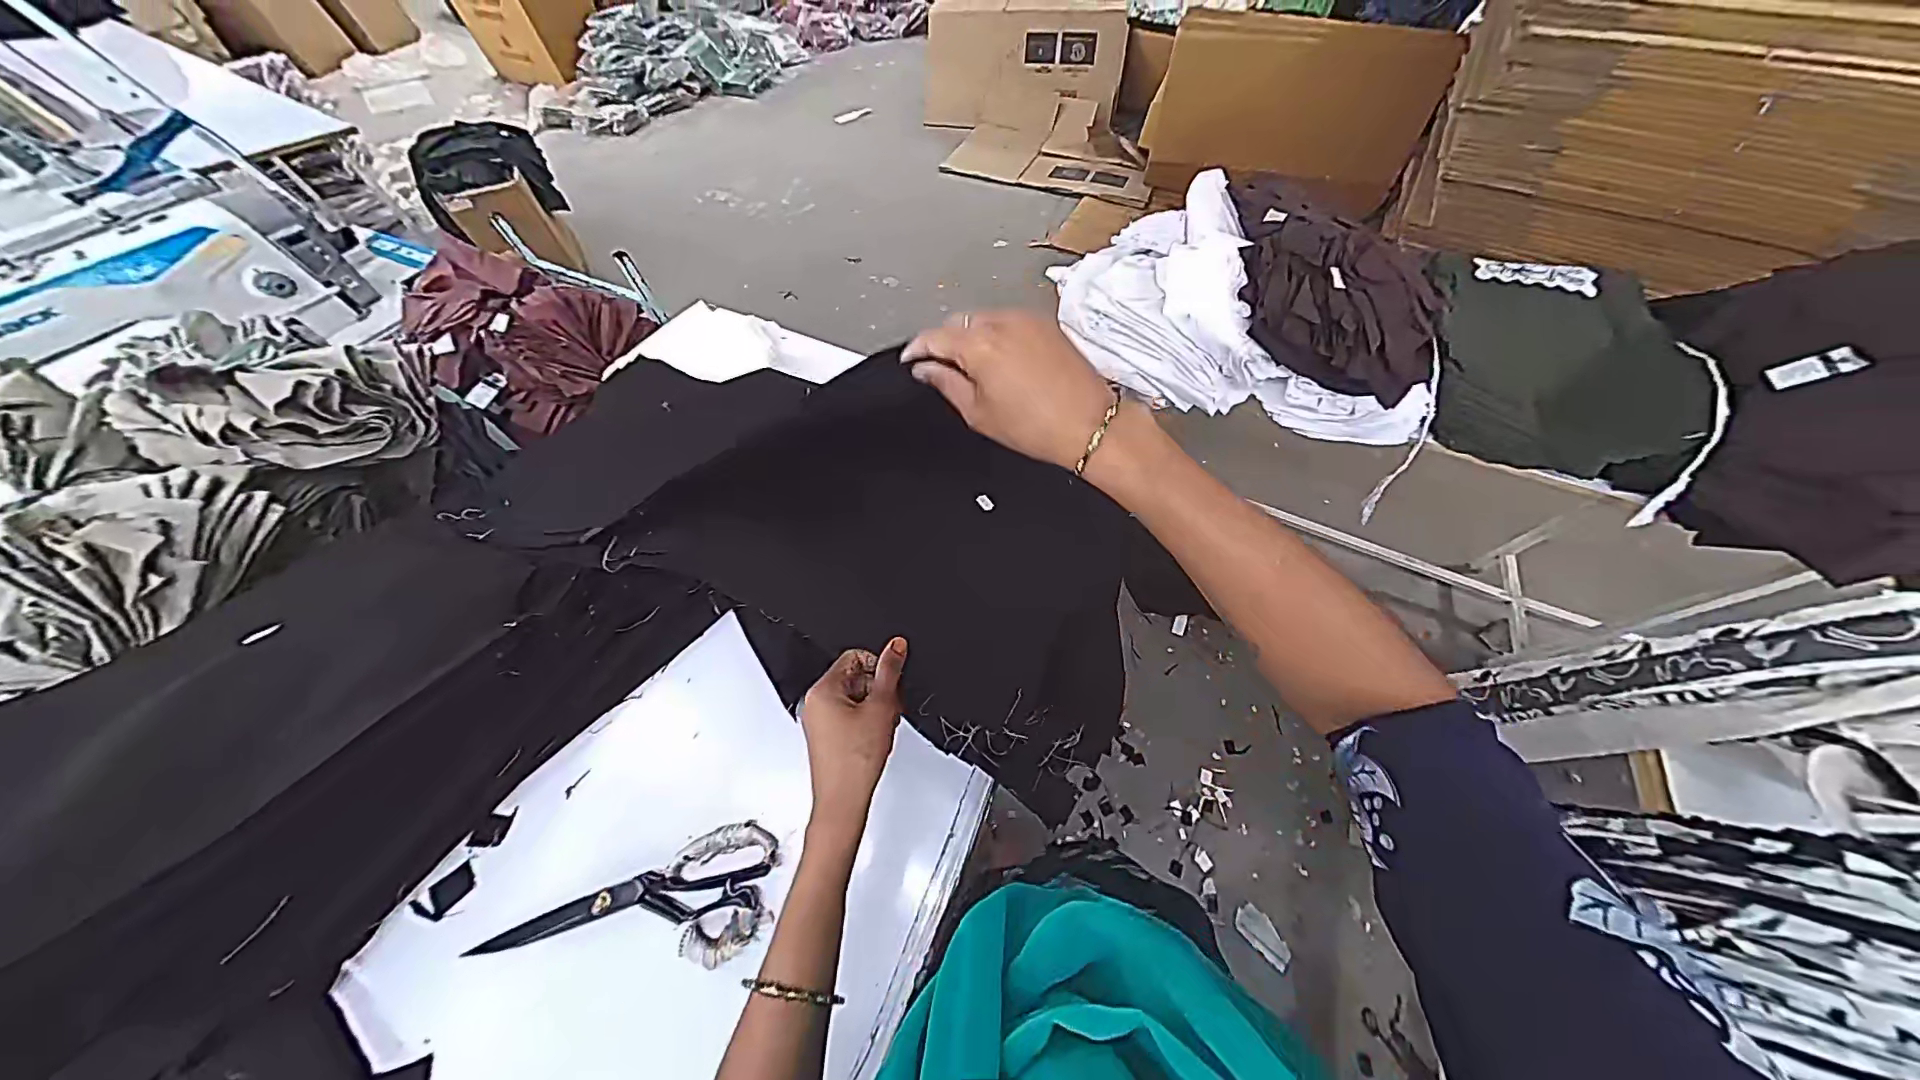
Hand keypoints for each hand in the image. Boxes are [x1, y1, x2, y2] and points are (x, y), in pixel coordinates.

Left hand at [799, 638, 906, 826]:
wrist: (844, 800)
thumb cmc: (854, 761)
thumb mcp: (881, 707)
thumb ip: (890, 671)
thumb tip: (896, 646)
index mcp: (822, 690)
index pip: (855, 657)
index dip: (878, 670)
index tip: (889, 688)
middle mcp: (815, 702)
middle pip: (856, 677)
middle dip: (878, 691)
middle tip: (888, 711)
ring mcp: (819, 720)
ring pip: (856, 697)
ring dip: (875, 708)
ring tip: (881, 728)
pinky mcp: (827, 735)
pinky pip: (850, 716)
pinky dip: (867, 722)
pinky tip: (874, 738)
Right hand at [902, 310, 1120, 470]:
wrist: (1090, 425)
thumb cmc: (1040, 426)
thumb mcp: (979, 413)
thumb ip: (945, 384)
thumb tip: (926, 369)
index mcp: (980, 344)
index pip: (933, 336)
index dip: (917, 349)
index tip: (912, 360)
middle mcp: (1003, 323)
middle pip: (957, 323)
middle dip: (946, 343)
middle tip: (943, 371)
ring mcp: (1026, 319)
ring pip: (983, 320)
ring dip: (972, 339)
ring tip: (978, 373)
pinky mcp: (1044, 324)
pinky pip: (1008, 323)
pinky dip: (997, 338)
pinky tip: (1003, 365)